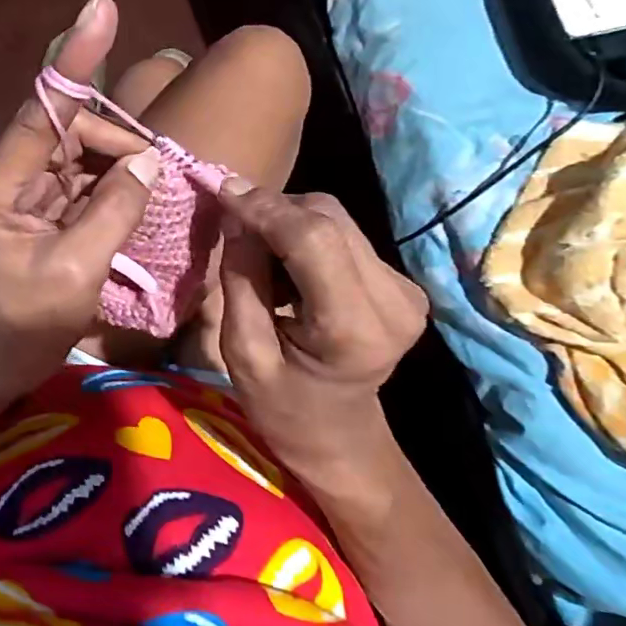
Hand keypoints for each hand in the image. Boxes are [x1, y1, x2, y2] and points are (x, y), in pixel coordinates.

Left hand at [0, 0, 159, 373]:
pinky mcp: (48, 195)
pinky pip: (86, 166)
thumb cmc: (36, 318)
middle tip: (151, 168)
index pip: (39, 112)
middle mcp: (7, 174)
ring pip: (80, 143)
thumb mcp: (77, 267)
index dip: (73, 61)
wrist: (16, 349)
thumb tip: (149, 159)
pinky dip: (115, 171)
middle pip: (66, 125)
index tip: (100, 7)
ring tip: (145, 182)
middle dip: (113, 138)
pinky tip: (134, 185)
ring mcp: (28, 183)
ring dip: (118, 154)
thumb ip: (114, 207)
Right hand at [215, 183, 428, 497]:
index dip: (264, 207)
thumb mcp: (242, 350)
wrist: (337, 435)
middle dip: (272, 211)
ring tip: (257, 257)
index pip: (313, 239)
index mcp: (354, 327)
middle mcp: (394, 298)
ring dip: (286, 222)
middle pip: (327, 217)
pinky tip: (285, 267)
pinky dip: (302, 236)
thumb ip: (240, 279)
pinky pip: (342, 233)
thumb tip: (234, 213)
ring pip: (335, 218)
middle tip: (232, 229)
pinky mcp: (399, 280)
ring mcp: (404, 287)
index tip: (221, 189)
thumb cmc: (281, 405)